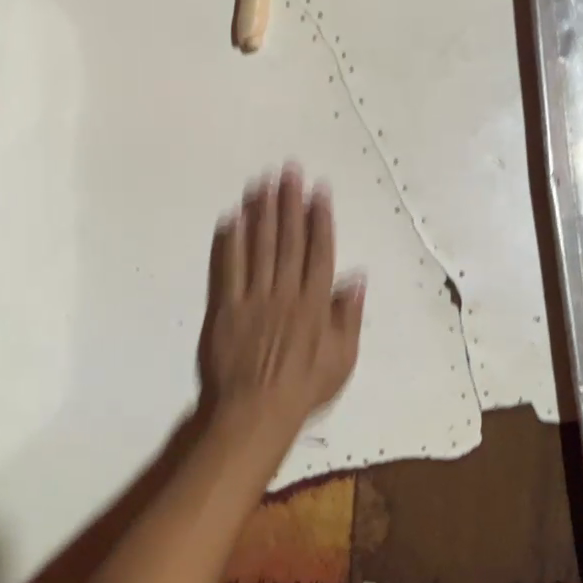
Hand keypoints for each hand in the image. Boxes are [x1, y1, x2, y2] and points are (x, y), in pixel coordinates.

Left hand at [198, 164, 365, 430]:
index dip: (319, 219)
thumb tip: (356, 277)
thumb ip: (348, 316)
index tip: (318, 191)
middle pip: (288, 240)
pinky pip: (228, 269)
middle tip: (288, 170)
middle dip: (288, 202)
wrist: (256, 411)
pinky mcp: (226, 308)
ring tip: (262, 182)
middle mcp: (286, 292)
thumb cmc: (305, 389)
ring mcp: (254, 298)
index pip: (319, 251)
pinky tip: (231, 218)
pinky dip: (230, 242)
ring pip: (258, 247)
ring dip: (261, 212)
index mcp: (315, 303)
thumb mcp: (343, 359)